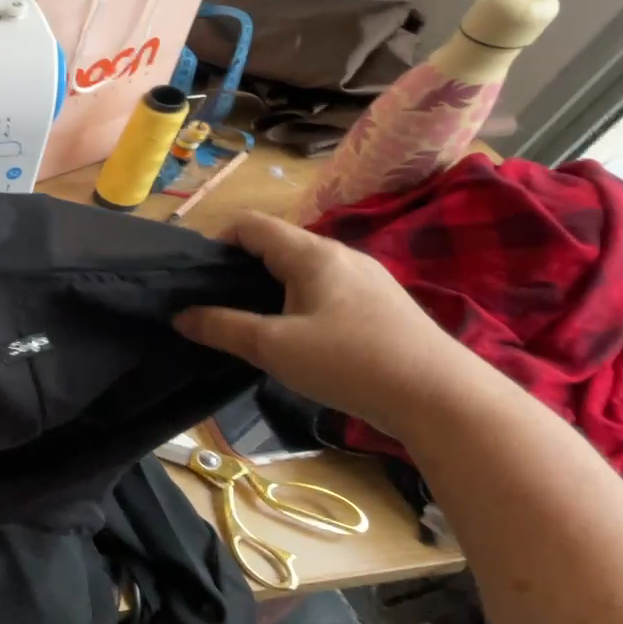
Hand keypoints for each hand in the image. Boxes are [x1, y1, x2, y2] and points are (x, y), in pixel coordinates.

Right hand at [173, 211, 479, 439]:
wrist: (442, 398)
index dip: (214, 243)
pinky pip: (321, 289)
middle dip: (236, 269)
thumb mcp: (271, 346)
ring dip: (264, 288)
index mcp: (313, 255)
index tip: (192, 278)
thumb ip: (220, 326)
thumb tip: (180, 315)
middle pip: (275, 245)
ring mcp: (365, 280)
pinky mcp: (378, 305)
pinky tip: (288, 336)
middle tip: (209, 304)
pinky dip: (292, 302)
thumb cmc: (349, 362)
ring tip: (243, 322)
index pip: (251, 225)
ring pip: (299, 269)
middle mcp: (341, 256)